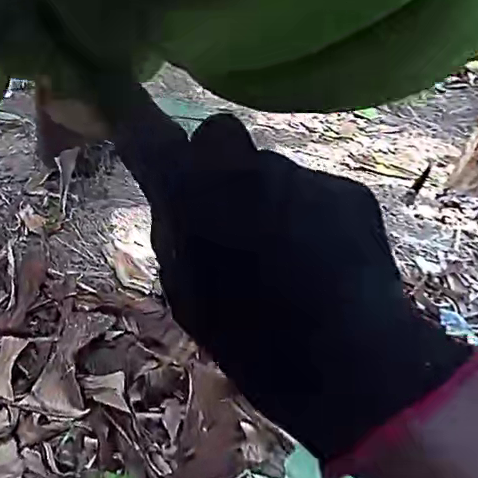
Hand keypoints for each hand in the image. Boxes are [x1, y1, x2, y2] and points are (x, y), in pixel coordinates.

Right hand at [134, 114, 477, 470]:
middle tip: (225, 207)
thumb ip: (175, 232)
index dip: (137, 121)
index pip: (151, 137)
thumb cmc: (246, 336)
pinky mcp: (347, 188)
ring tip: (281, 251)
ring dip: (265, 194)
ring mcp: (300, 173)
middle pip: (218, 136)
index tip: (129, 116)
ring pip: (268, 167)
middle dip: (215, 161)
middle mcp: (243, 168)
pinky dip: (308, 213)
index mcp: (192, 196)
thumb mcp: (184, 290)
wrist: (348, 361)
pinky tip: (320, 257)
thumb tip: (174, 200)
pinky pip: (311, 188)